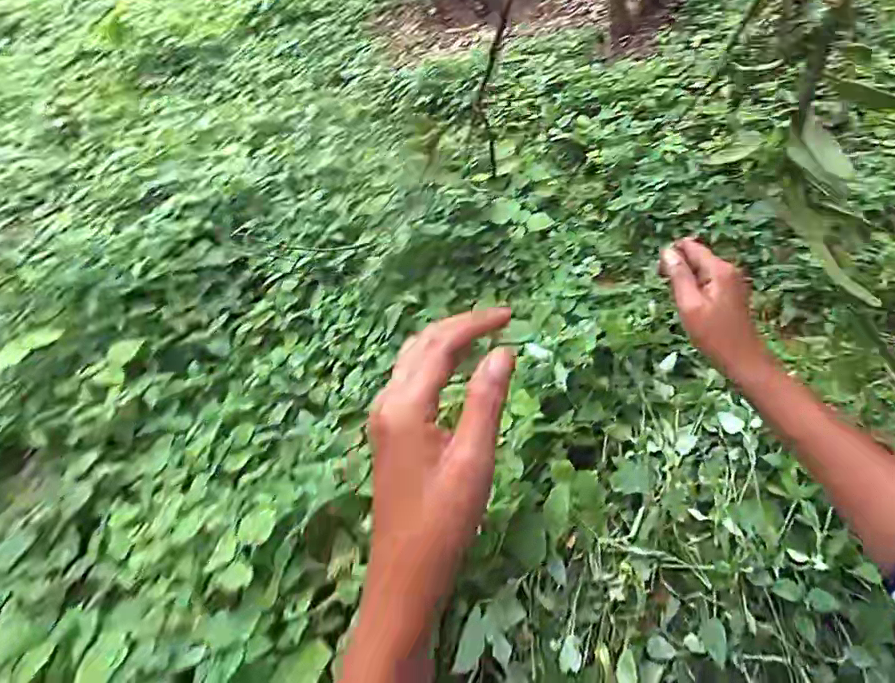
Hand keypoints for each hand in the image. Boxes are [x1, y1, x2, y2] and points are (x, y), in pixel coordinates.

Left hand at [344, 309, 515, 680]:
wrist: (403, 578)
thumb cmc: (442, 523)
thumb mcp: (473, 460)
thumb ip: (486, 400)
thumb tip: (502, 351)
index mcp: (405, 405)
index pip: (441, 345)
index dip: (475, 324)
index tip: (510, 316)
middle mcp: (388, 402)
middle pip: (423, 344)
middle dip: (461, 325)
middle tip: (500, 320)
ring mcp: (384, 417)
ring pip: (413, 358)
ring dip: (446, 340)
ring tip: (483, 335)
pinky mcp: (389, 431)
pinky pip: (411, 377)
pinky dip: (437, 360)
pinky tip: (458, 369)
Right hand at [660, 238, 767, 376]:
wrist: (745, 361)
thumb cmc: (714, 335)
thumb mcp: (689, 305)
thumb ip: (678, 275)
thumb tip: (666, 251)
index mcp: (719, 269)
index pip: (690, 246)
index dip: (672, 255)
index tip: (662, 275)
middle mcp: (728, 269)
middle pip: (696, 255)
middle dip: (679, 267)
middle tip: (670, 291)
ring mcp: (733, 281)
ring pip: (701, 269)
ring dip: (687, 279)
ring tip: (682, 301)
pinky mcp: (733, 292)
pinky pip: (709, 280)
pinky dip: (697, 288)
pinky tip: (694, 306)